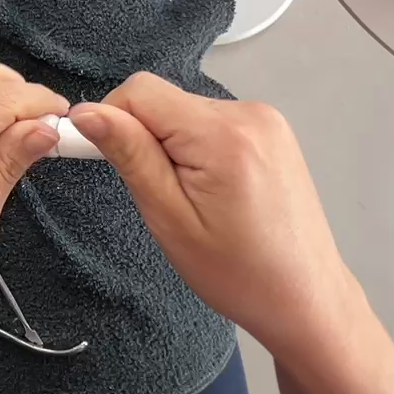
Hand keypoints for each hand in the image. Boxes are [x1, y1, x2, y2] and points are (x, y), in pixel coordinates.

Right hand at [68, 73, 359, 360]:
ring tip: (188, 192)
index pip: (138, 91)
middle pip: (160, 98)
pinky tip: (209, 183)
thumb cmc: (236, 272)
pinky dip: (193, 142)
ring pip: (180, 107)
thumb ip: (128, 154)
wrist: (309, 301)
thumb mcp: (168, 217)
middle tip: (156, 189)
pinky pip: (205, 117)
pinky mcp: (269, 127)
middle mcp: (247, 112)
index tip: (107, 159)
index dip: (110, 118)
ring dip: (168, 141)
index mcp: (222, 135)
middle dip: (143, 135)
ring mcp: (264, 118)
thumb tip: (85, 112)